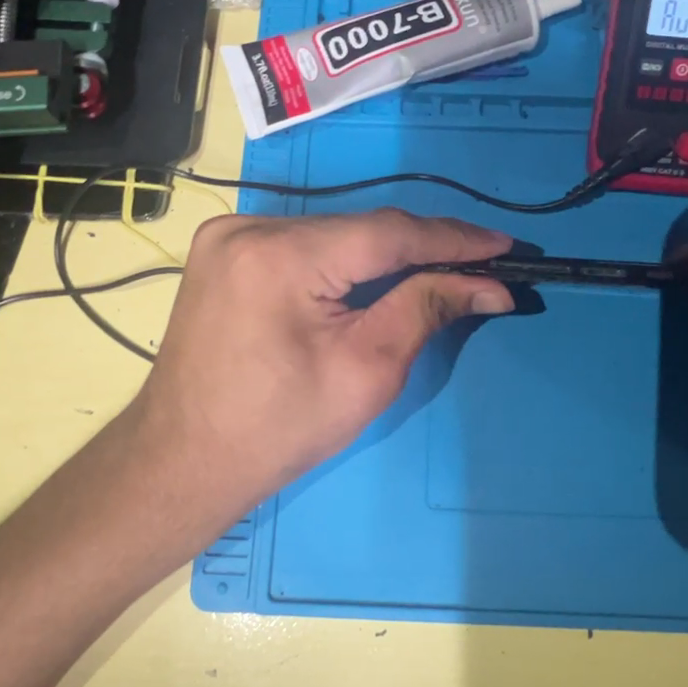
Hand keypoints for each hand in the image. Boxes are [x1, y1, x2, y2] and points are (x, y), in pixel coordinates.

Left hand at [128, 209, 514, 508]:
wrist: (182, 460)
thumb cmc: (278, 430)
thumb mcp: (366, 372)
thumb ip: (426, 309)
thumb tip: (490, 284)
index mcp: (280, 255)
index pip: (388, 232)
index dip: (453, 238)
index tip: (505, 246)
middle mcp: (250, 226)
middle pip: (359, 228)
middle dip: (421, 248)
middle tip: (479, 266)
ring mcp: (229, 235)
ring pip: (332, 233)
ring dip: (383, 254)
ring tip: (438, 273)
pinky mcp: (223, 252)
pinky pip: (302, 244)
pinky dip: (343, 260)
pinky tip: (374, 279)